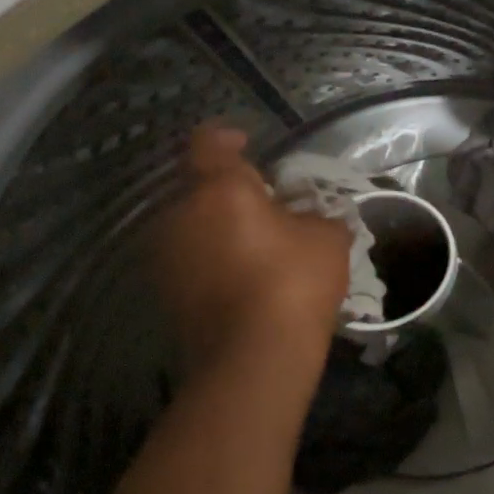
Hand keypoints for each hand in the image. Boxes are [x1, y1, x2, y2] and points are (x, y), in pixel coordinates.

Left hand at [157, 126, 349, 376]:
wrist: (254, 354)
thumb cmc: (295, 280)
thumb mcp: (328, 236)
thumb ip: (313, 214)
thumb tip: (302, 216)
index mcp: (219, 190)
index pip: (209, 144)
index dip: (226, 138)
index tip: (246, 143)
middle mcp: (179, 214)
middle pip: (198, 189)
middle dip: (228, 192)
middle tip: (267, 204)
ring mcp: (165, 255)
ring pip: (192, 225)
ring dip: (219, 227)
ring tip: (258, 242)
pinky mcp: (165, 291)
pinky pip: (191, 258)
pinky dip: (213, 258)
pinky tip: (246, 274)